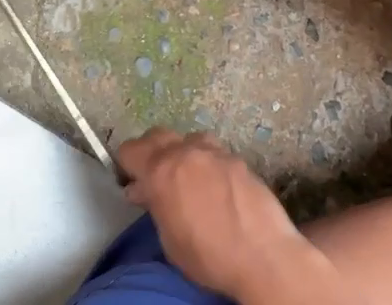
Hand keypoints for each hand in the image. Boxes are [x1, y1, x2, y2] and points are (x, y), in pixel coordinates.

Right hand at [117, 129, 331, 300]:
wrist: (265, 256)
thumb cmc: (209, 256)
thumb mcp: (169, 240)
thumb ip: (154, 206)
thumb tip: (143, 191)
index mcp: (160, 171)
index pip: (129, 149)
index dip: (126, 164)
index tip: (131, 181)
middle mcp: (184, 152)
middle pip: (156, 135)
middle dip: (150, 152)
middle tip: (154, 178)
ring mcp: (214, 152)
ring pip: (187, 138)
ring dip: (181, 152)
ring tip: (187, 177)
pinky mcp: (238, 159)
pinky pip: (213, 152)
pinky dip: (207, 162)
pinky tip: (215, 185)